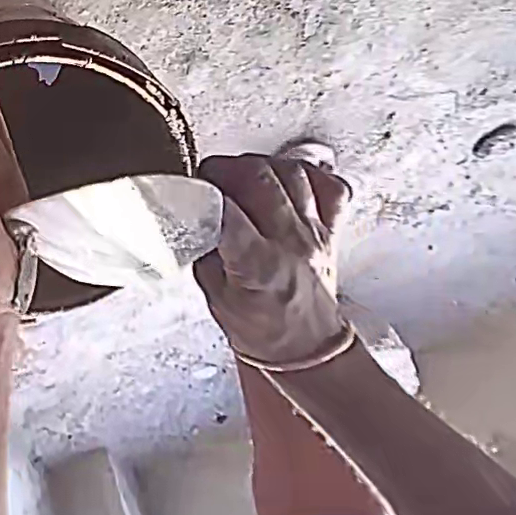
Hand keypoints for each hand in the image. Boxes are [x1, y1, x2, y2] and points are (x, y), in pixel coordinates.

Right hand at [191, 154, 352, 364]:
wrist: (308, 349)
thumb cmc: (260, 328)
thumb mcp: (214, 295)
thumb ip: (202, 252)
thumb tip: (189, 218)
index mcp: (258, 264)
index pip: (228, 212)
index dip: (203, 192)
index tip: (186, 187)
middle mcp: (290, 243)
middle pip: (259, 179)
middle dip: (224, 168)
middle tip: (207, 176)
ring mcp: (313, 234)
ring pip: (291, 173)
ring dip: (258, 165)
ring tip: (238, 174)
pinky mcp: (328, 231)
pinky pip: (329, 187)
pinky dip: (306, 174)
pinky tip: (284, 177)